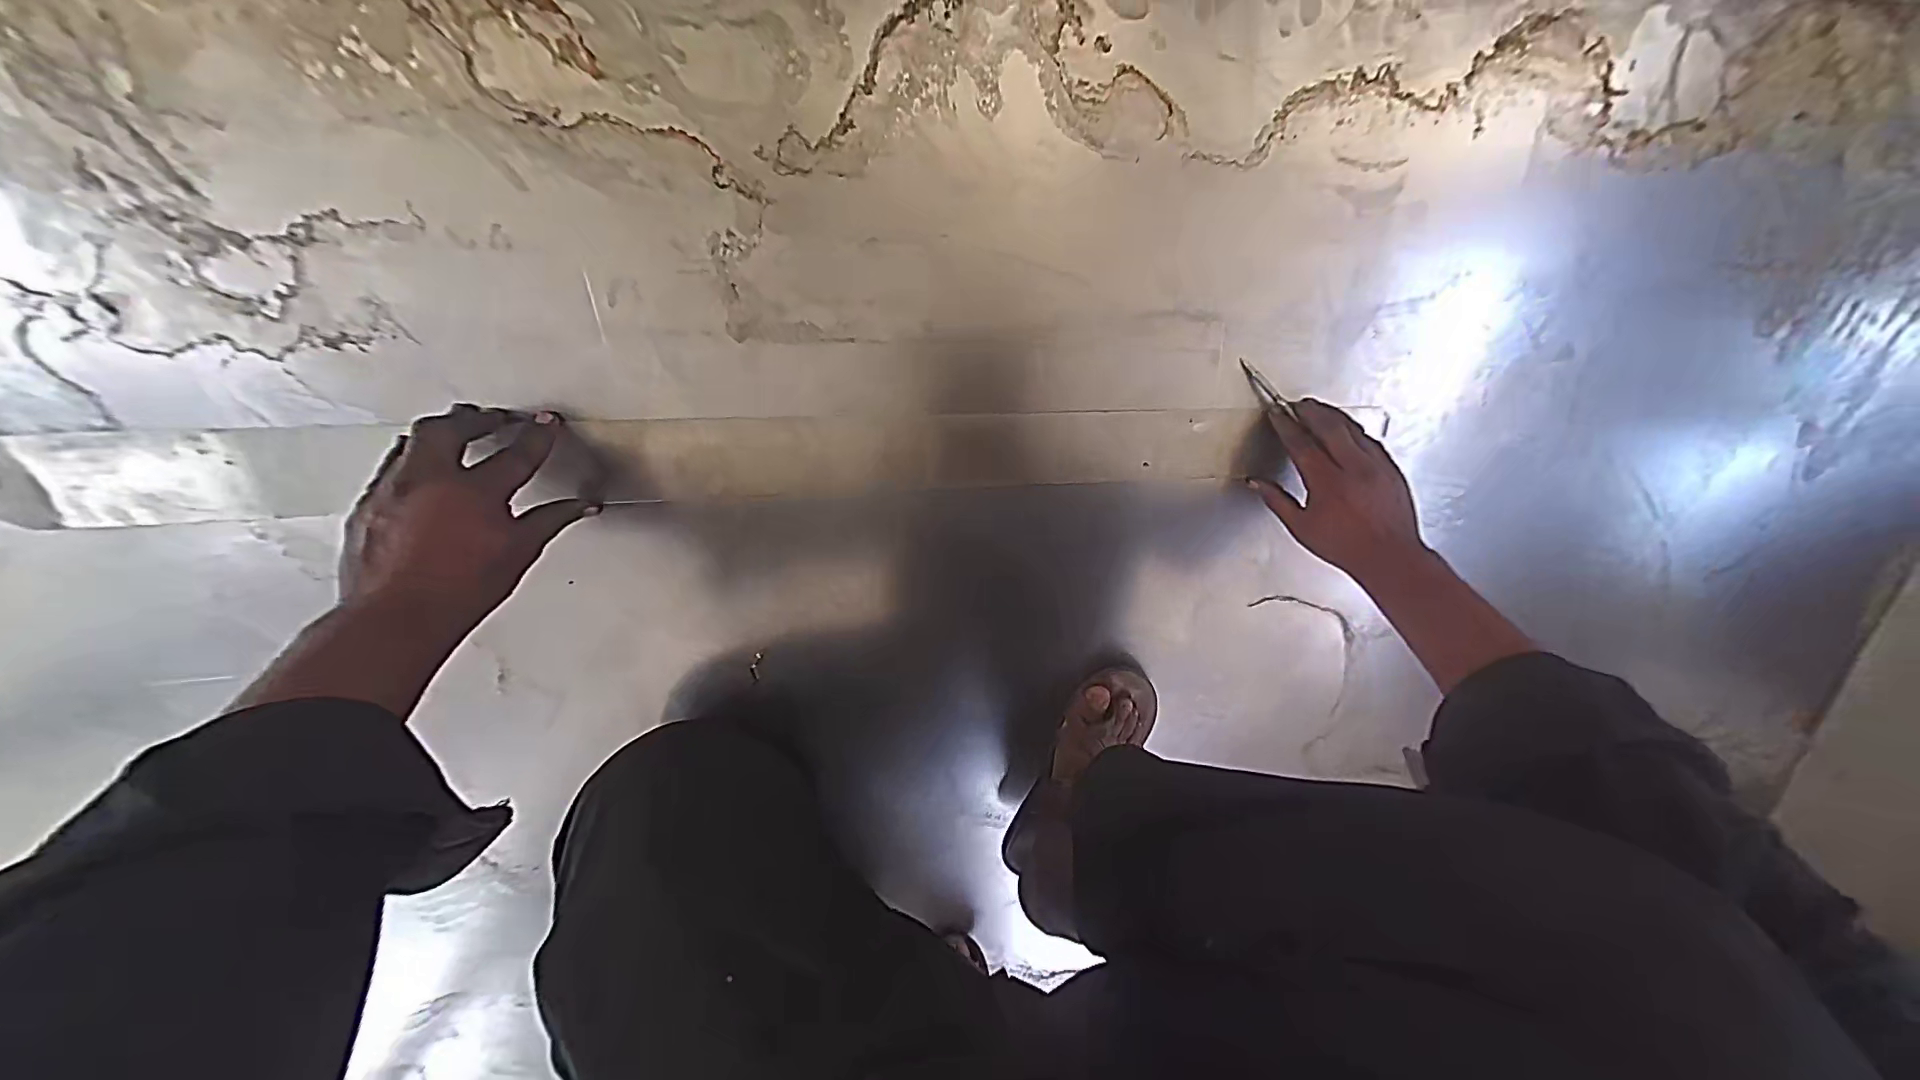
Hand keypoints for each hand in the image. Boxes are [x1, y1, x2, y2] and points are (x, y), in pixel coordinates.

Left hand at [341, 404, 598, 625]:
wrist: (397, 618)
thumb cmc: (459, 591)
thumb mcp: (519, 552)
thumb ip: (550, 519)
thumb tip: (580, 505)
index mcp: (475, 492)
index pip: (517, 453)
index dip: (537, 435)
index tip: (546, 423)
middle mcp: (430, 481)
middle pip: (454, 428)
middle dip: (480, 418)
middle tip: (497, 417)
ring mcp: (393, 489)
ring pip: (414, 440)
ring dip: (441, 430)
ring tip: (457, 428)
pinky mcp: (368, 504)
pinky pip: (391, 465)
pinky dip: (412, 458)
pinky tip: (422, 466)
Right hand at [1247, 398, 1425, 581]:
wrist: (1390, 556)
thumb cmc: (1347, 546)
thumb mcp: (1301, 526)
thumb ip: (1276, 500)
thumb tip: (1258, 483)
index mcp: (1328, 483)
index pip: (1301, 443)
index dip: (1285, 425)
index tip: (1276, 415)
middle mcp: (1355, 469)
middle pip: (1329, 426)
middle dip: (1310, 411)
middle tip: (1296, 404)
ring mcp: (1377, 466)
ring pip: (1353, 428)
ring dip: (1333, 415)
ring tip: (1318, 409)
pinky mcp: (1391, 469)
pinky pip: (1370, 439)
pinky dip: (1353, 430)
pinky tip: (1347, 429)